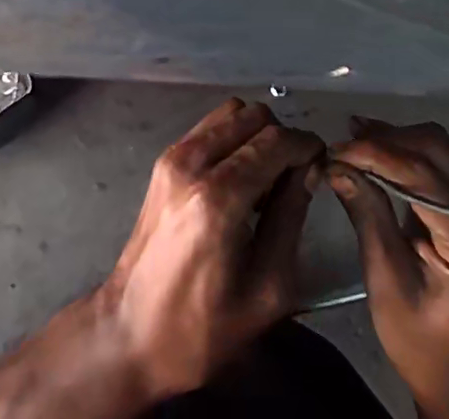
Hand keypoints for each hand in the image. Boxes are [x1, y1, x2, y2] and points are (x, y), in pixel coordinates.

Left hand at [94, 98, 323, 401]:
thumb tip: (310, 169)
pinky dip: (234, 138)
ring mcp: (173, 158)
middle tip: (293, 177)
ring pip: (232, 112)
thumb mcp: (267, 289)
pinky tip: (239, 178)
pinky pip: (211, 126)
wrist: (128, 336)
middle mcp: (192, 165)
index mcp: (219, 199)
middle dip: (283, 139)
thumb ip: (292, 217)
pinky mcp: (163, 162)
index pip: (277, 141)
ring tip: (264, 179)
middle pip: (255, 116)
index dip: (307, 146)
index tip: (320, 165)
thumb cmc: (201, 329)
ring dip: (257, 135)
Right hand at [329, 118, 448, 418]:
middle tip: (343, 142)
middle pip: (439, 152)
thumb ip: (368, 216)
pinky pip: (445, 163)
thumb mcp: (386, 283)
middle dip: (388, 140)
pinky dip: (409, 153)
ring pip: (443, 150)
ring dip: (398, 140)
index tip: (338, 148)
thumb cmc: (419, 342)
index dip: (380, 155)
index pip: (427, 180)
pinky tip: (379, 151)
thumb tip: (337, 164)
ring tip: (355, 139)